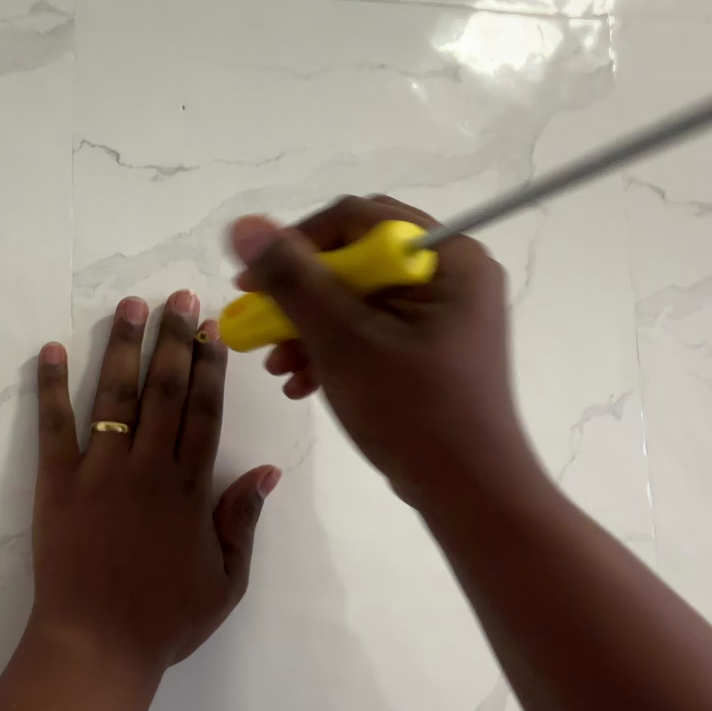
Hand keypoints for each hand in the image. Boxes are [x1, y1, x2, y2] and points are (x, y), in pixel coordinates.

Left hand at [31, 292, 280, 671]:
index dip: (210, 367)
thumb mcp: (227, 580)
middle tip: (177, 297)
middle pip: (164, 391)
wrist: (97, 643)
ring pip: (114, 397)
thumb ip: (243, 521)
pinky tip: (50, 350)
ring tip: (128, 306)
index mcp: (189, 488)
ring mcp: (98, 471)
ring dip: (122, 348)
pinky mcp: (56, 483)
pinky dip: (49, 387)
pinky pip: (53, 426)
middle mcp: (146, 467)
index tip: (212, 329)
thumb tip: (267, 470)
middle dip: (172, 340)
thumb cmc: (166, 619)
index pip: (204, 412)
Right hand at [230, 194, 544, 509]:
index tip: (250, 282)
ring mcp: (439, 316)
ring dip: (307, 328)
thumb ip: (292, 280)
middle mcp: (448, 276)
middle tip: (261, 323)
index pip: (356, 220)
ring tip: (278, 367)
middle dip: (299, 295)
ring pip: (355, 300)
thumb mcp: (342, 339)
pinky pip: (367, 331)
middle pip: (353, 261)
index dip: (295, 244)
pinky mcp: (427, 350)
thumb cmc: (411, 409)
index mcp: (446, 258)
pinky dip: (330, 350)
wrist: (467, 490)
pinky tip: (302, 383)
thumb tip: (244, 227)